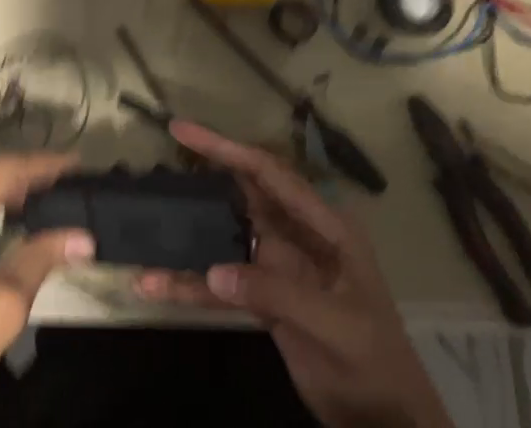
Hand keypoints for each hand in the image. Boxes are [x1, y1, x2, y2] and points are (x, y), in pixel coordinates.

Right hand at [135, 121, 452, 427]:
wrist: (384, 418)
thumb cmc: (375, 360)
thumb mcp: (335, 323)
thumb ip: (276, 293)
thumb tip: (212, 271)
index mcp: (326, 227)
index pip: (270, 175)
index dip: (226, 149)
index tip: (182, 131)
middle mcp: (299, 237)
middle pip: (242, 196)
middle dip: (203, 179)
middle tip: (159, 164)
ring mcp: (278, 267)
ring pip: (225, 238)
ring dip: (188, 239)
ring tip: (146, 233)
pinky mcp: (262, 297)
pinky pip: (219, 282)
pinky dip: (188, 285)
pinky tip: (157, 286)